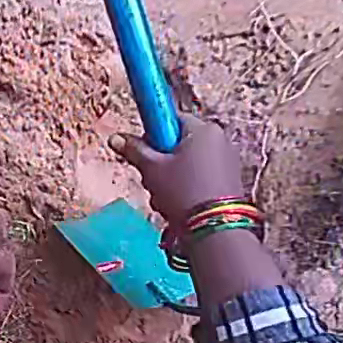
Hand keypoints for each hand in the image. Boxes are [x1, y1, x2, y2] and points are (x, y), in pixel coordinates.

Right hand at [112, 113, 279, 306]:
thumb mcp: (151, 168)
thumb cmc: (181, 190)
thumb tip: (115, 137)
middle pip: (176, 141)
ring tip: (163, 193)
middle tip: (150, 175)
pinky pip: (196, 173)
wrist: (213, 224)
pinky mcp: (227, 176)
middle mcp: (218, 138)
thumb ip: (133, 150)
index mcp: (202, 129)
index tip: (141, 150)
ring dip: (168, 174)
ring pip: (184, 160)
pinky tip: (177, 200)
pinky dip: (183, 184)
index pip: (169, 118)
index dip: (151, 134)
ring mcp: (225, 157)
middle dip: (159, 159)